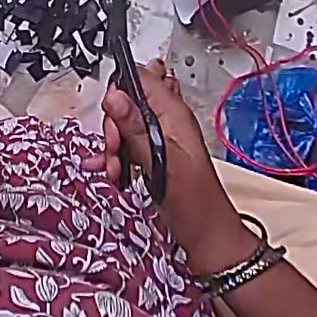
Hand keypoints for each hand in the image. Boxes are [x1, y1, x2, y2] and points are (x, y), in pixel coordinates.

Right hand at [81, 60, 260, 276]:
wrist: (206, 238)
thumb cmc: (195, 203)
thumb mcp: (161, 162)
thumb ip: (136, 127)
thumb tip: (115, 95)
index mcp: (173, 114)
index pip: (139, 78)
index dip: (119, 93)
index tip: (113, 119)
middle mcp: (165, 120)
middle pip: (125, 103)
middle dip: (113, 126)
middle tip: (117, 150)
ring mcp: (158, 137)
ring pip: (122, 125)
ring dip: (112, 146)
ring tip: (116, 167)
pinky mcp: (151, 153)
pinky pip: (124, 144)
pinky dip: (114, 156)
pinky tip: (110, 169)